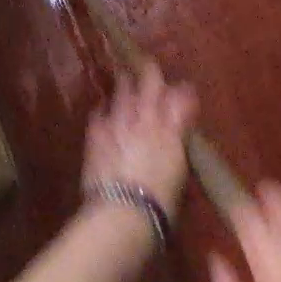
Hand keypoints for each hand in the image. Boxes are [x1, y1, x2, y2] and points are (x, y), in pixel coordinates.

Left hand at [81, 63, 198, 217]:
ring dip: (125, 83)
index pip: (182, 95)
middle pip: (150, 79)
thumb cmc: (160, 201)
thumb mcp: (179, 170)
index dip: (183, 91)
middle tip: (149, 68)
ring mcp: (119, 120)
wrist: (122, 213)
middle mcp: (147, 115)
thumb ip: (178, 142)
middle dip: (151, 71)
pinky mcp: (96, 132)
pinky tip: (103, 111)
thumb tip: (179, 130)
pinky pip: (99, 112)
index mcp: (172, 126)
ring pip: (122, 89)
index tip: (184, 90)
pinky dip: (103, 110)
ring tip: (124, 80)